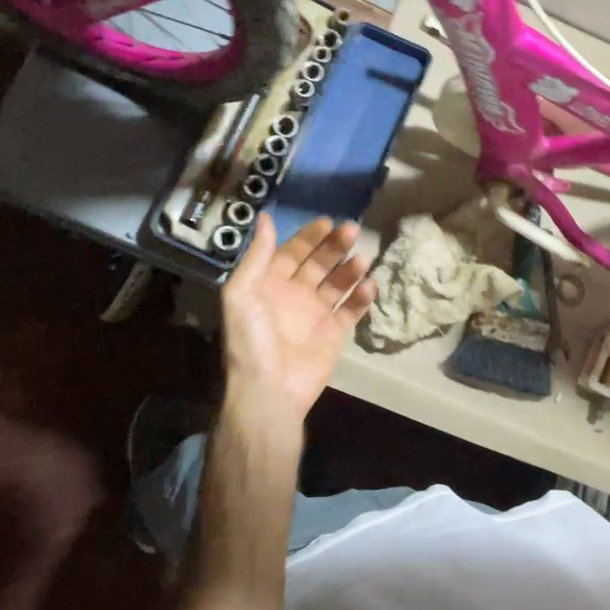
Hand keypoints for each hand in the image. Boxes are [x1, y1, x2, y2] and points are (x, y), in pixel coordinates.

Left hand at [220, 215, 377, 436]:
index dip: (308, 237)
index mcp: (268, 284)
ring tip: (362, 257)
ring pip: (337, 283)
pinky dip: (361, 297)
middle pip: (318, 263)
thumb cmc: (251, 340)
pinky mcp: (334, 334)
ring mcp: (315, 315)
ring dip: (349, 268)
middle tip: (351, 230)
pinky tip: (369, 285)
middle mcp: (293, 295)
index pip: (291, 253)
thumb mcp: (241, 294)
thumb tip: (265, 219)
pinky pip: (351, 310)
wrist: (268, 390)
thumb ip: (256, 257)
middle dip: (334, 246)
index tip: (327, 221)